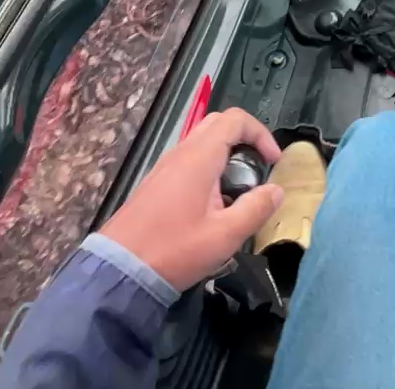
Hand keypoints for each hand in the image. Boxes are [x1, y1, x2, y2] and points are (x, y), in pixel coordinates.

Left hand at [100, 108, 284, 289]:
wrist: (117, 274)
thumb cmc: (174, 250)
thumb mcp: (224, 235)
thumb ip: (255, 209)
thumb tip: (277, 191)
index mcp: (200, 157)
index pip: (236, 120)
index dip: (261, 134)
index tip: (274, 161)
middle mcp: (182, 153)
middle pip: (219, 123)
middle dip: (245, 139)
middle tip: (259, 167)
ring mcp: (166, 167)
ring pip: (203, 141)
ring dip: (228, 154)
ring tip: (239, 190)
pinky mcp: (157, 183)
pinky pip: (190, 160)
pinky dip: (210, 168)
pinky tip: (214, 204)